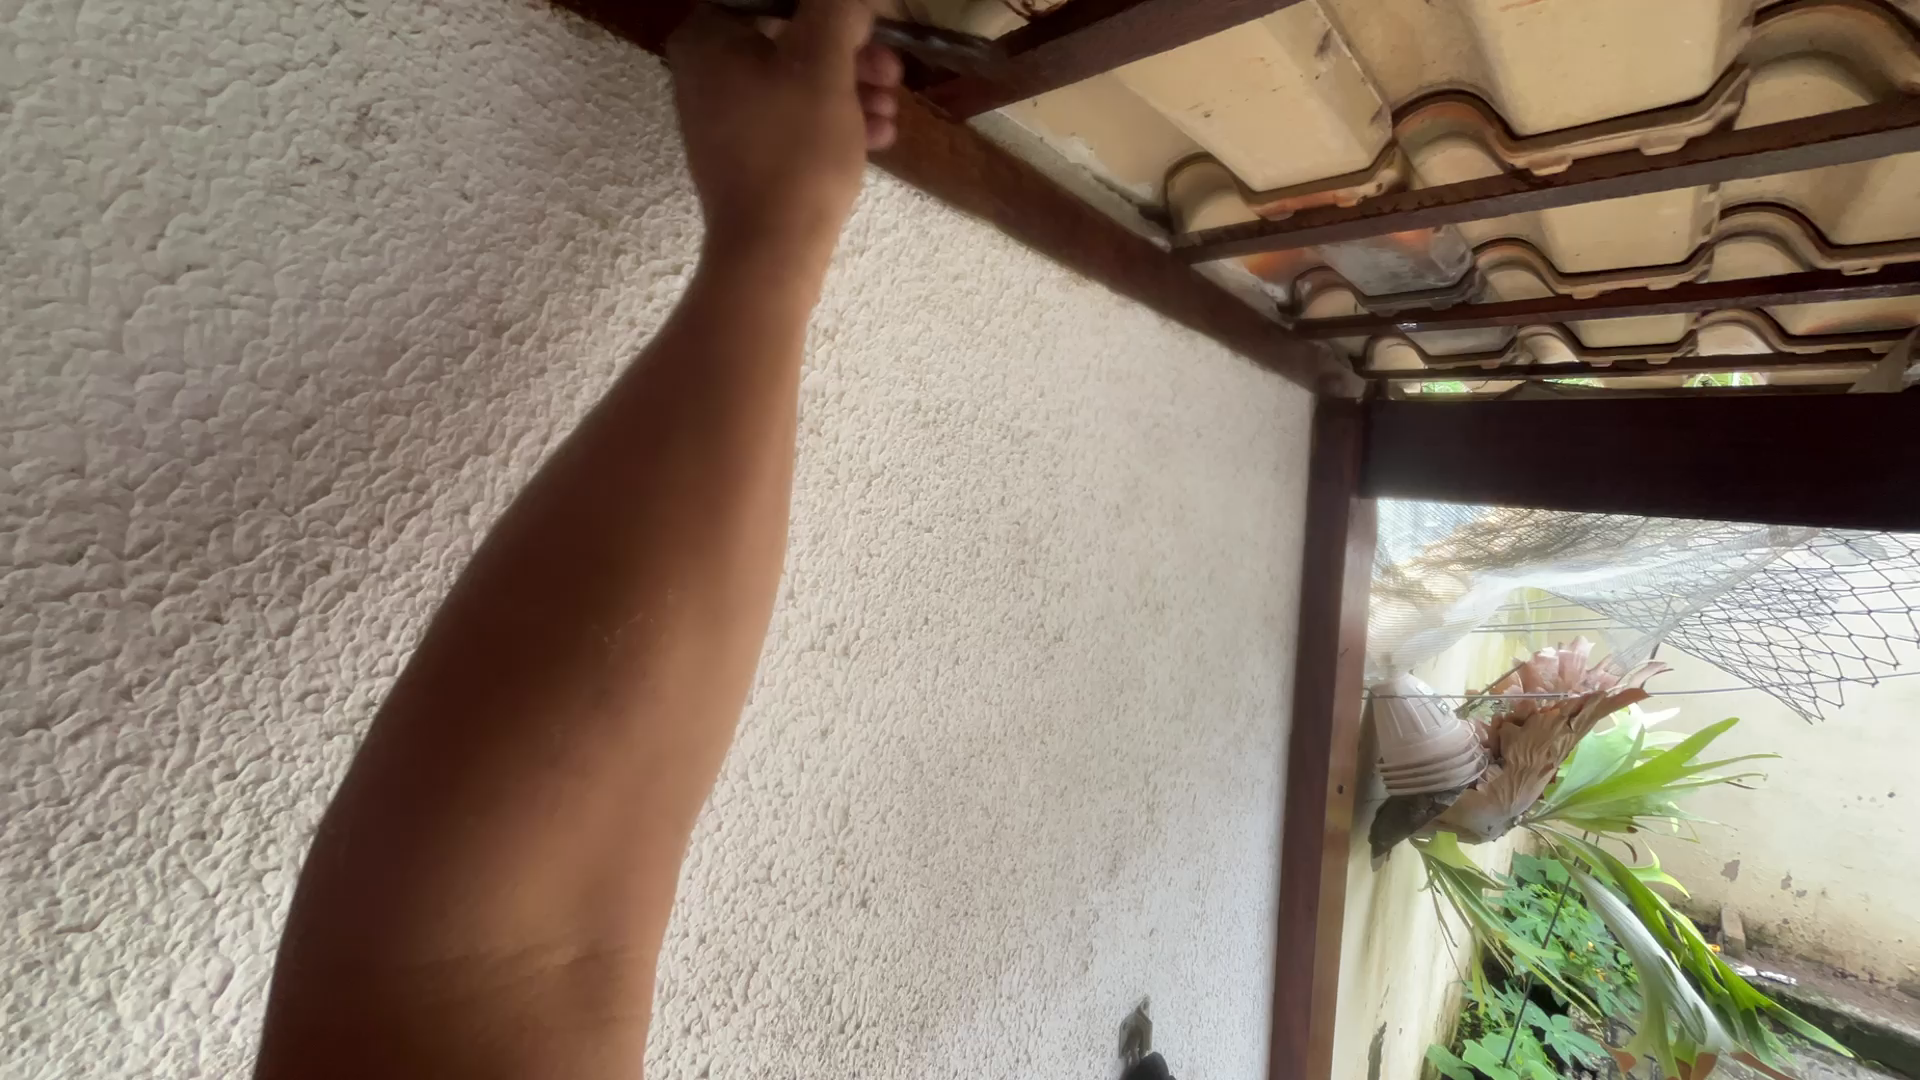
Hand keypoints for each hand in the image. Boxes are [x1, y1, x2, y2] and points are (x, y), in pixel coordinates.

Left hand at [667, 0, 902, 271]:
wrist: (772, 255)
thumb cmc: (796, 153)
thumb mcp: (824, 65)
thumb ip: (837, 10)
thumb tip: (849, 3)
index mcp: (709, 37)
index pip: (777, 1)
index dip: (832, 12)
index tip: (872, 30)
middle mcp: (706, 75)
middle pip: (789, 43)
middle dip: (849, 56)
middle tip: (892, 73)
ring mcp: (724, 124)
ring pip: (797, 89)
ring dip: (850, 93)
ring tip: (892, 111)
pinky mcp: (746, 164)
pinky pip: (793, 128)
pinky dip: (832, 128)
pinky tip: (876, 139)